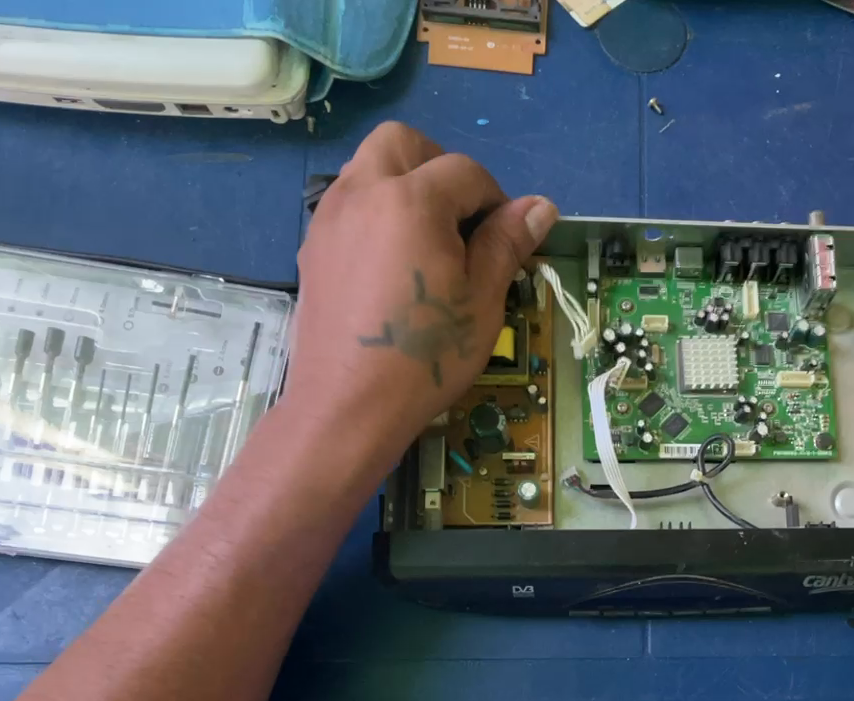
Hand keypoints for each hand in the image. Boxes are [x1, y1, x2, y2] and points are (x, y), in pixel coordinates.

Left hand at [288, 122, 557, 451]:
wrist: (349, 404)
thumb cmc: (429, 355)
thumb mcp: (482, 301)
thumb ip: (506, 243)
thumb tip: (541, 206)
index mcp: (412, 200)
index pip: (465, 171)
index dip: (495, 199)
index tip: (506, 239)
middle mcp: (362, 191)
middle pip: (403, 142)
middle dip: (439, 167)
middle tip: (462, 220)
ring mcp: (330, 218)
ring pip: (368, 167)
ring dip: (404, 184)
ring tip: (427, 243)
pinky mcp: (313, 247)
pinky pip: (348, 204)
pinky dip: (376, 212)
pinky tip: (392, 267)